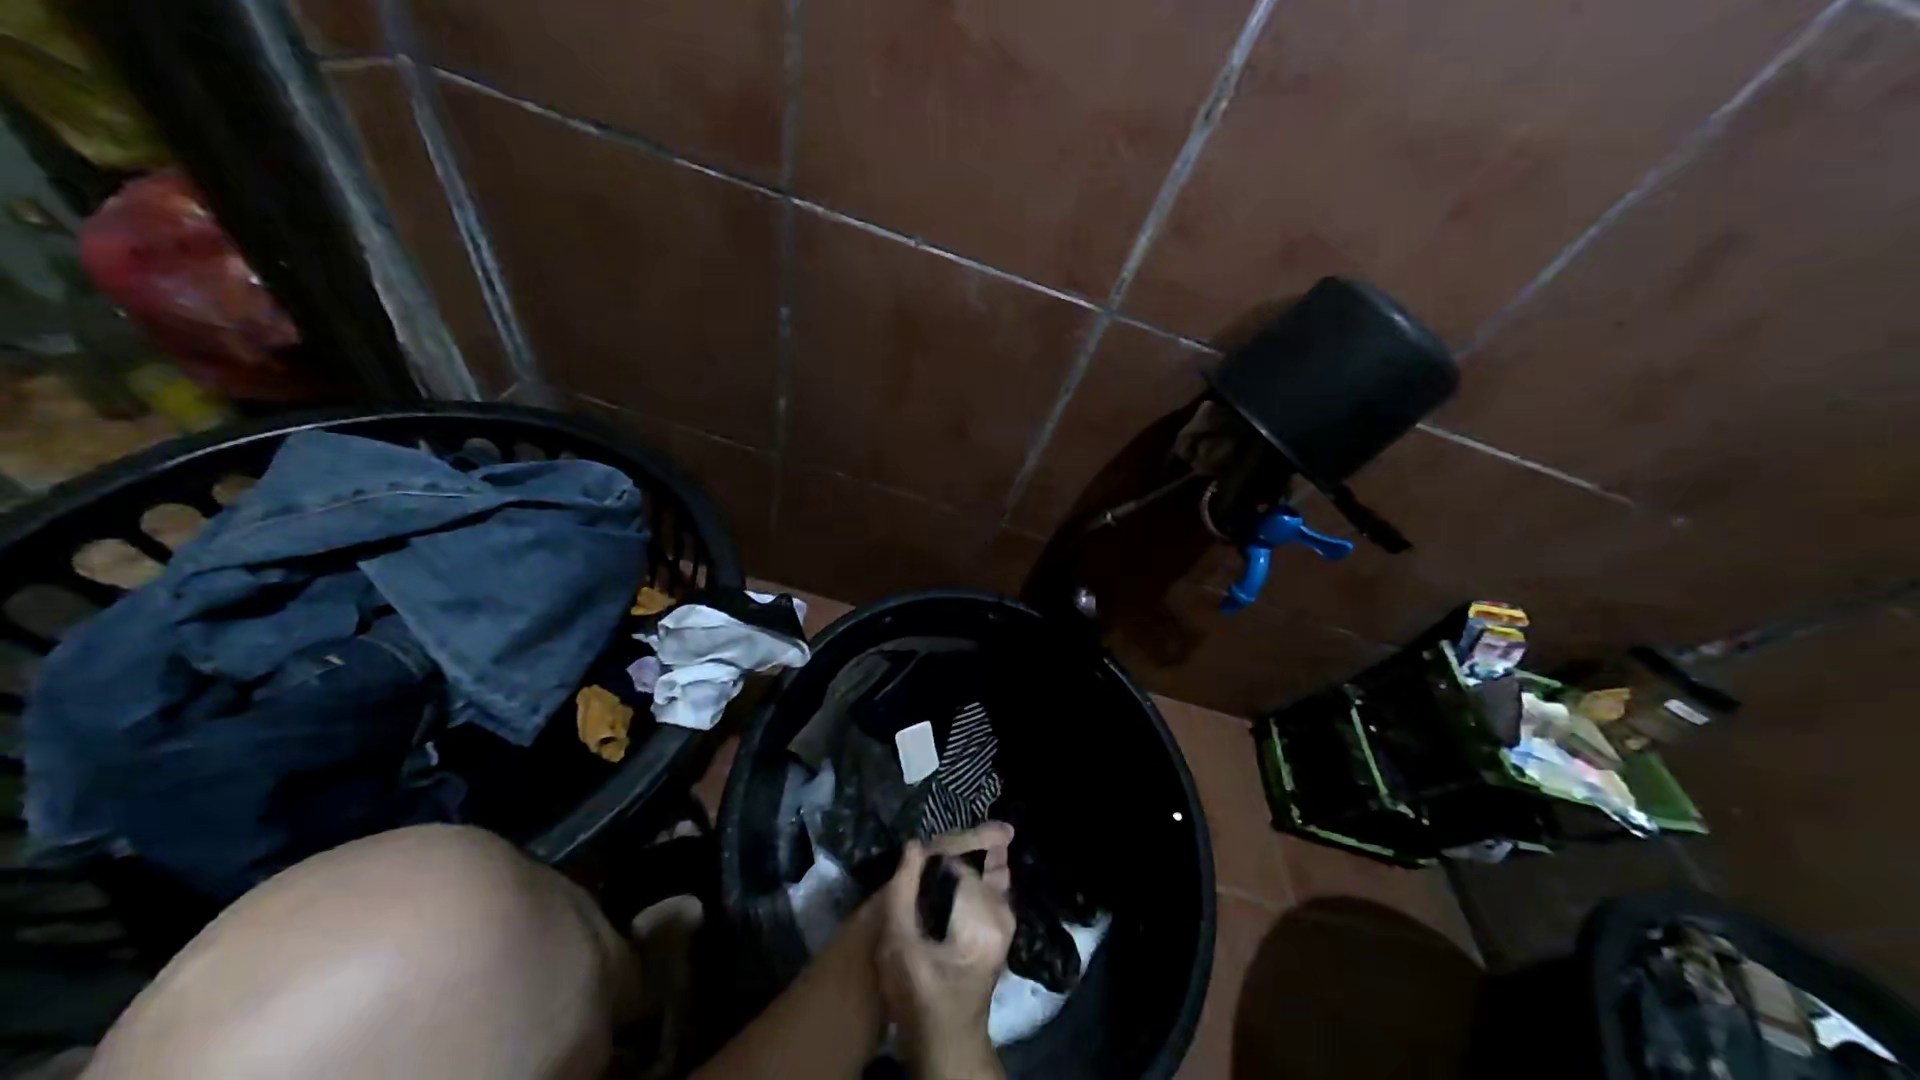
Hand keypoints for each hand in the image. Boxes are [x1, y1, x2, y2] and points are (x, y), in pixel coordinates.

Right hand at [876, 823, 1015, 1079]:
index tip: (917, 845)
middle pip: (980, 861)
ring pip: (990, 869)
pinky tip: (966, 855)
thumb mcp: (899, 946)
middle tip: (929, 841)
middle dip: (957, 845)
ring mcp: (1007, 920)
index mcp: (982, 917)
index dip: (937, 848)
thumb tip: (913, 844)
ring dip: (969, 853)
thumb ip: (903, 892)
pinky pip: (994, 881)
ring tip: (946, 840)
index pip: (961, 861)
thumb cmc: (918, 996)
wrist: (947, 1038)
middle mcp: (1002, 913)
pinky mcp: (1003, 925)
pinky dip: (980, 866)